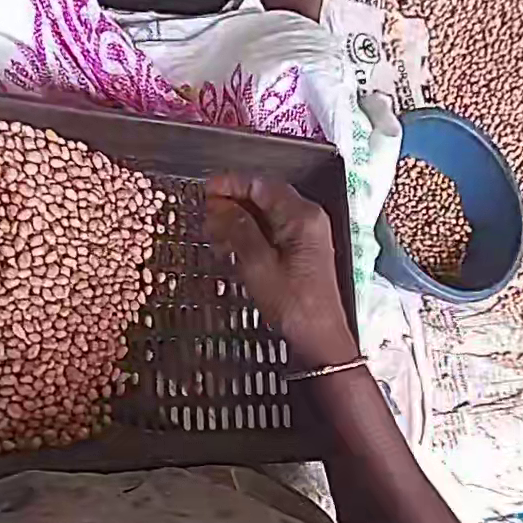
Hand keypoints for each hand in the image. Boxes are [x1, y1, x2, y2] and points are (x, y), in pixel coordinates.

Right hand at [205, 172, 356, 364]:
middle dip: (232, 202)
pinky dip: (249, 235)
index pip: (262, 184)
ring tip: (211, 233)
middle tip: (204, 214)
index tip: (204, 190)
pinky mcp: (301, 252)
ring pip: (266, 215)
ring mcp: (306, 236)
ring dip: (238, 220)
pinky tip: (229, 247)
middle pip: (264, 197)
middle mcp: (307, 219)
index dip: (231, 184)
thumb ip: (238, 229)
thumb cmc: (291, 303)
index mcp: (302, 215)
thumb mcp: (258, 264)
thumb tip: (219, 205)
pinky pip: (271, 232)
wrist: (318, 338)